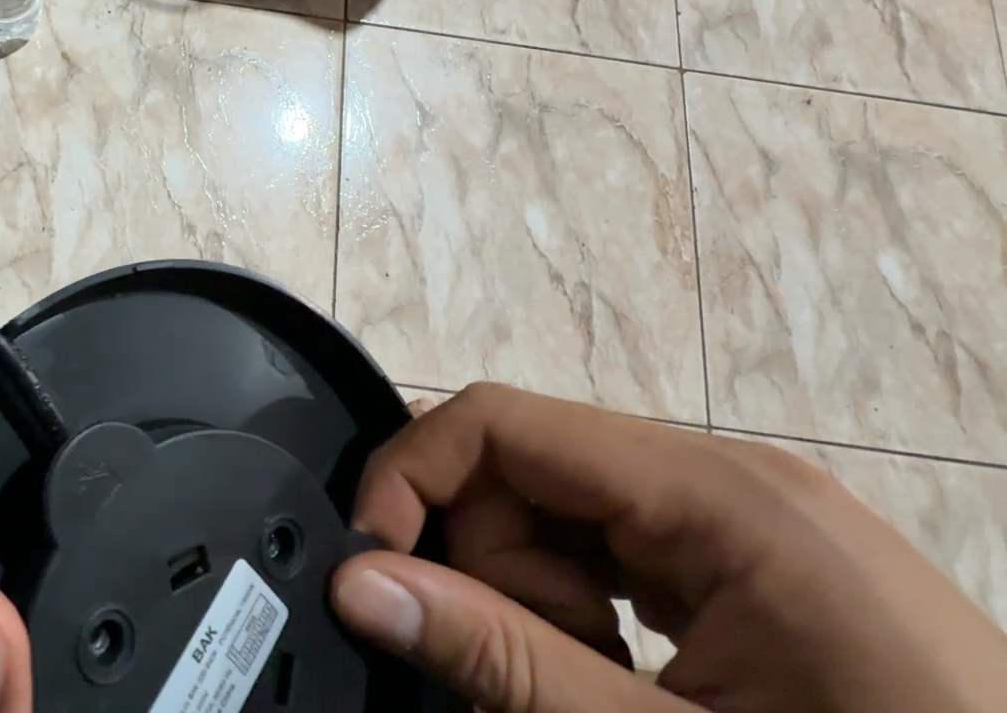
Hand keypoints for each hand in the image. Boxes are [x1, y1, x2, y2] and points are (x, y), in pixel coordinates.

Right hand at [334, 383, 1006, 712]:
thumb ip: (502, 658)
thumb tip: (354, 582)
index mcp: (716, 492)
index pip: (498, 420)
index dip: (411, 479)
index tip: (376, 574)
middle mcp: (725, 478)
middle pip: (524, 469)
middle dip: (493, 565)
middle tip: (544, 675)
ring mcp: (745, 519)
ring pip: (560, 513)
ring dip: (541, 598)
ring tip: (605, 690)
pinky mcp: (752, 561)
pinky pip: (614, 549)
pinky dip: (587, 609)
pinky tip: (631, 679)